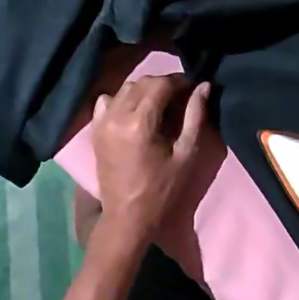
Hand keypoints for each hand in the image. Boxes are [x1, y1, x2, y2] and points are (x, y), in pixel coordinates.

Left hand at [90, 75, 209, 237]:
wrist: (127, 217)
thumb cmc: (161, 191)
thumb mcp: (186, 155)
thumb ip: (195, 117)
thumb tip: (203, 87)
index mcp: (139, 122)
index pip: (160, 84)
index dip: (180, 81)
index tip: (193, 88)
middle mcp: (116, 115)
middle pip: (142, 83)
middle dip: (163, 84)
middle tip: (181, 98)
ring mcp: (101, 122)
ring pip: (124, 89)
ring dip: (144, 90)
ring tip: (161, 105)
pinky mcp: (95, 130)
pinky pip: (106, 102)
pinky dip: (121, 99)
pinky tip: (135, 112)